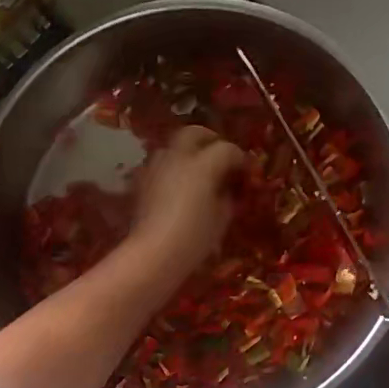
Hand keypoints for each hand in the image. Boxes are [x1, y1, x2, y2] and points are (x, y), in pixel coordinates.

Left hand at [128, 125, 248, 272]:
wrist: (153, 254)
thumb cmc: (194, 238)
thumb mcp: (222, 217)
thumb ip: (227, 195)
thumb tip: (227, 187)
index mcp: (202, 164)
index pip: (227, 149)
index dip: (241, 160)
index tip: (247, 174)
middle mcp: (176, 158)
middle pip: (193, 133)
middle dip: (210, 140)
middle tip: (221, 157)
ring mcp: (155, 168)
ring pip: (172, 147)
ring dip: (187, 153)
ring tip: (198, 172)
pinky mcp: (141, 183)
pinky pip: (159, 166)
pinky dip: (171, 169)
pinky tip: (178, 187)